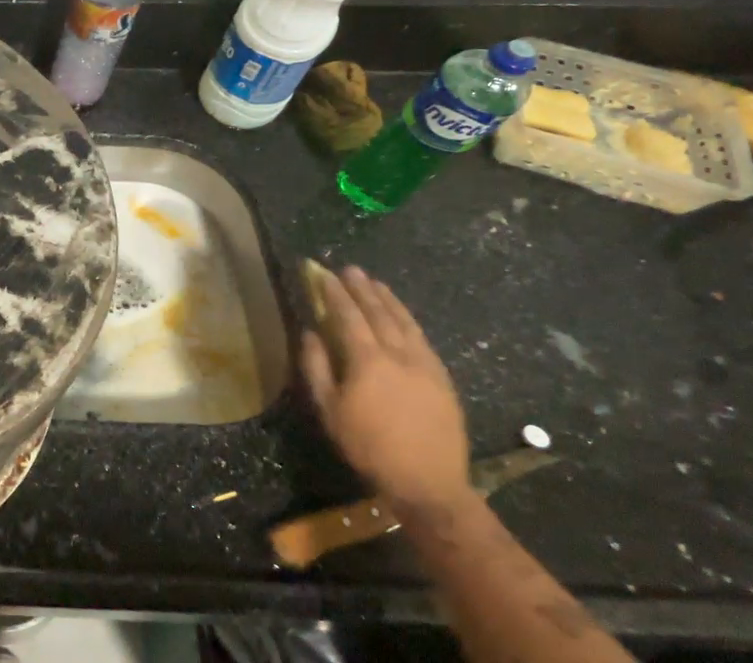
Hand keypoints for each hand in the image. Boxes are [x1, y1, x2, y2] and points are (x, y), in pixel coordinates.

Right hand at [300, 266, 470, 509]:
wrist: (428, 481)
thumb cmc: (368, 447)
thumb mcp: (330, 411)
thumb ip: (317, 368)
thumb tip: (309, 333)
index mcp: (368, 360)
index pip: (348, 316)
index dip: (335, 294)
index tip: (324, 274)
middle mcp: (399, 354)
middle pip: (379, 313)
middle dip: (363, 290)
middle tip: (351, 270)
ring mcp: (426, 365)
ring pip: (406, 322)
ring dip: (389, 300)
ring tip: (376, 284)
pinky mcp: (442, 379)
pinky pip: (423, 339)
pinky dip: (409, 321)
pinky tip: (403, 318)